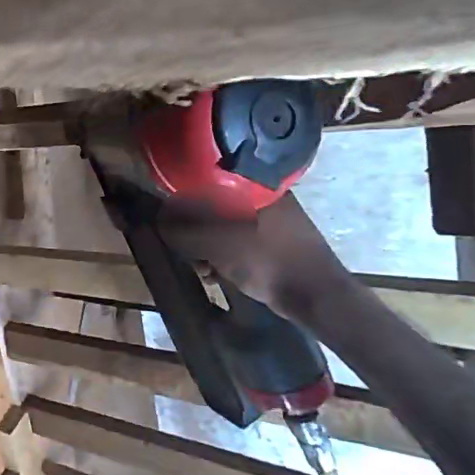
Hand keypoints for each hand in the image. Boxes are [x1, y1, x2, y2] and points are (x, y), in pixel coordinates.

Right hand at [159, 192, 346, 318]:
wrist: (315, 295)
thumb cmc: (266, 260)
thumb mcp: (216, 245)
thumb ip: (184, 231)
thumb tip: (159, 222)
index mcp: (252, 184)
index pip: (206, 179)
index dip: (183, 199)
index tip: (170, 220)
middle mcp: (262, 194)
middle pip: (213, 204)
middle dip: (194, 231)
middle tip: (188, 253)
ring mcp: (271, 218)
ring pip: (224, 225)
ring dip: (207, 247)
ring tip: (204, 270)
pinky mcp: (275, 241)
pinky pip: (238, 240)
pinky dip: (224, 254)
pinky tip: (218, 275)